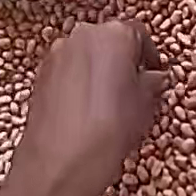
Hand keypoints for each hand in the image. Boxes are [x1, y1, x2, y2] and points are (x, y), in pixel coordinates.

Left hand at [16, 19, 168, 195]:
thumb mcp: (144, 105)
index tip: (154, 73)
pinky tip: (86, 108)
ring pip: (86, 53)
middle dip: (122, 60)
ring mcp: (58, 52)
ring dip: (98, 69)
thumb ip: (152, 83)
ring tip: (109, 101)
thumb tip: (154, 78)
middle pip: (110, 40)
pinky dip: (78, 80)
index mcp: (115, 34)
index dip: (149, 55)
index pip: (139, 34)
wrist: (59, 162)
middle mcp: (84, 34)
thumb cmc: (109, 129)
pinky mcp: (41, 72)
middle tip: (134, 87)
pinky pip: (67, 69)